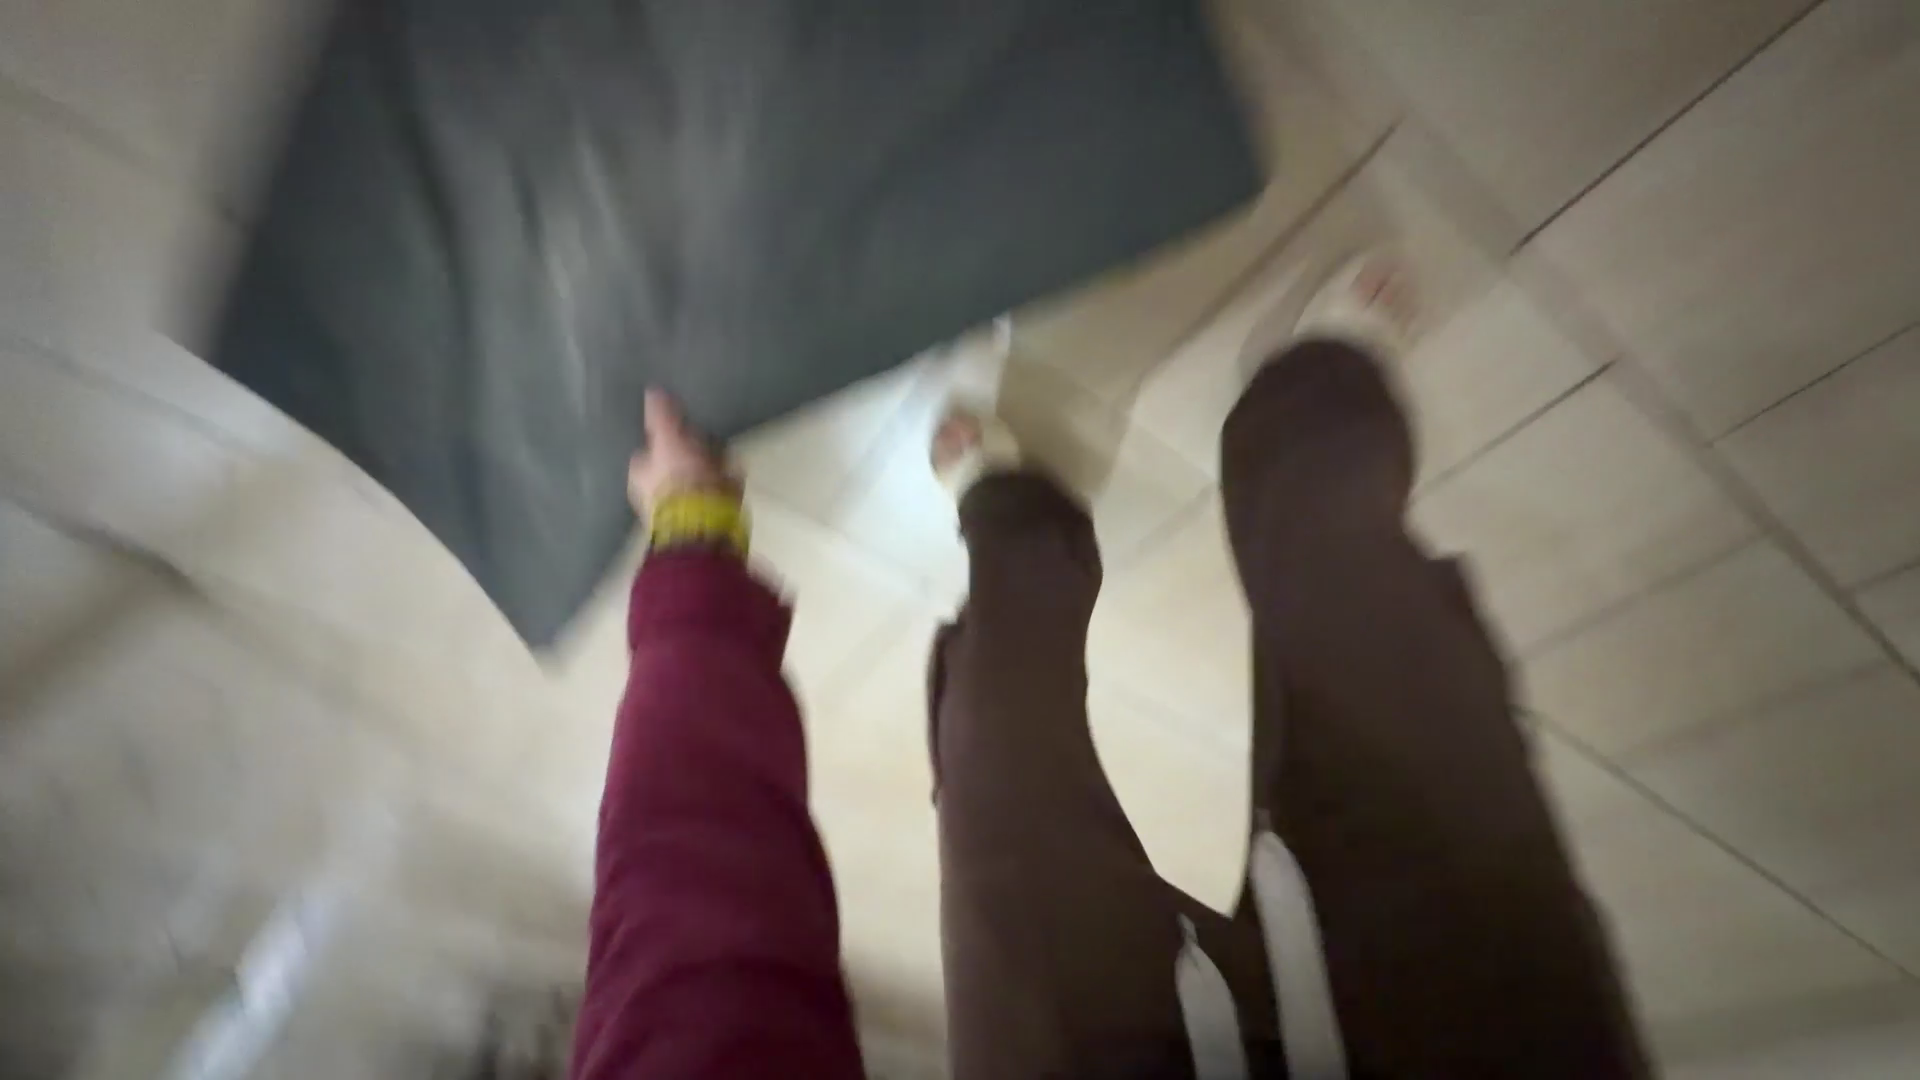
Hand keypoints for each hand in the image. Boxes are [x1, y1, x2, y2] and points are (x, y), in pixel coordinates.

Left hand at [628, 389, 737, 517]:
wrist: (702, 521)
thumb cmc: (678, 479)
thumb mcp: (668, 439)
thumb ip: (661, 416)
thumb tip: (652, 390)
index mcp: (641, 477)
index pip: (651, 451)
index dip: (668, 438)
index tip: (685, 430)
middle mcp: (657, 494)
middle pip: (675, 466)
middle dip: (691, 455)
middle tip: (708, 442)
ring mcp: (682, 508)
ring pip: (697, 481)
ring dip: (712, 469)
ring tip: (727, 458)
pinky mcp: (705, 517)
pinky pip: (716, 494)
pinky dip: (726, 485)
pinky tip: (735, 476)